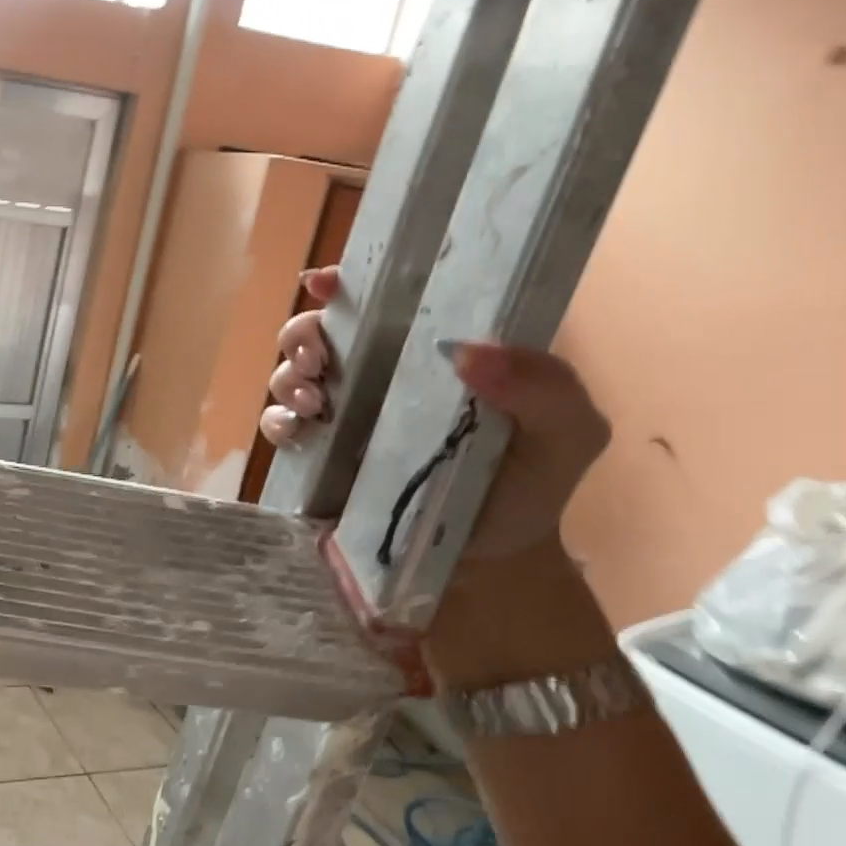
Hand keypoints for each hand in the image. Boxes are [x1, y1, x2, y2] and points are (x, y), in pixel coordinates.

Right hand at [260, 266, 609, 560]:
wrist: (488, 561)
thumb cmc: (528, 485)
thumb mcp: (568, 433)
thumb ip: (543, 385)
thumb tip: (463, 350)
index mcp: (428, 351)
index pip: (381, 300)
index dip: (344, 284)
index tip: (324, 285)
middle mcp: (375, 372)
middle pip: (316, 330)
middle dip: (303, 335)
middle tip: (318, 362)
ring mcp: (340, 413)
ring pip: (288, 372)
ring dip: (288, 377)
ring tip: (313, 404)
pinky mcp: (314, 454)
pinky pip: (277, 424)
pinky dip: (277, 421)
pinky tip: (297, 433)